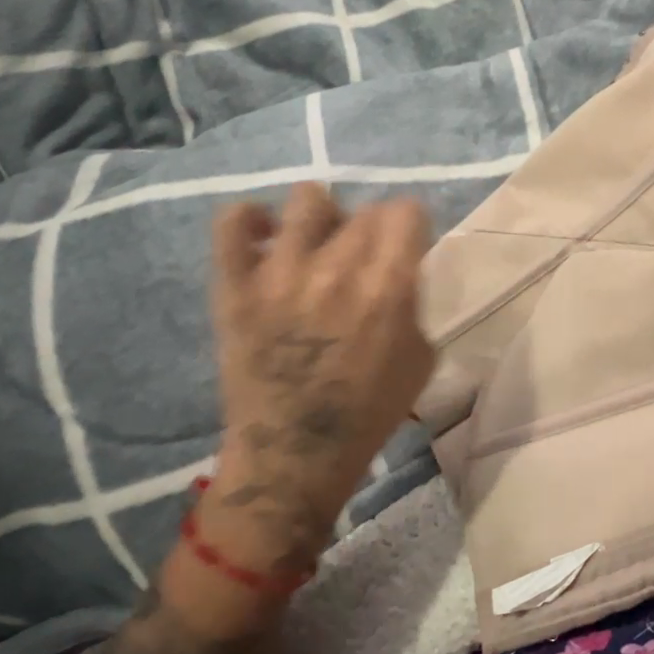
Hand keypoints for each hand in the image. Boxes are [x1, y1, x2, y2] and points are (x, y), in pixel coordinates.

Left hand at [203, 183, 435, 573]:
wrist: (294, 453)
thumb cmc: (368, 414)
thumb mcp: (419, 360)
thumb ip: (412, 305)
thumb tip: (399, 272)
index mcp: (388, 289)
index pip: (407, 212)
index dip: (411, 226)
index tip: (406, 245)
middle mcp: (337, 269)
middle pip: (363, 210)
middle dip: (372, 229)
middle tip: (363, 260)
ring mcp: (280, 273)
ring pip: (308, 200)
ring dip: (322, 218)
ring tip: (317, 245)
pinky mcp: (236, 285)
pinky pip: (233, 222)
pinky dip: (251, 221)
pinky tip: (266, 239)